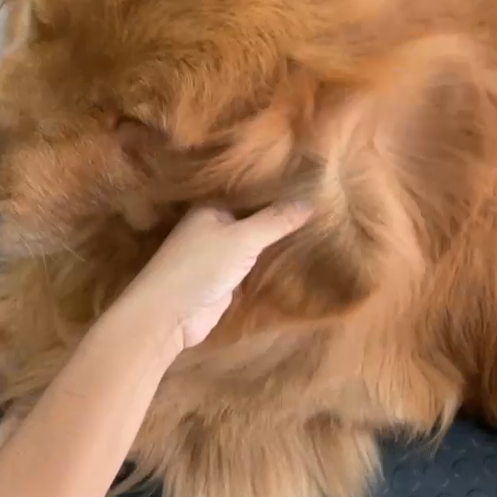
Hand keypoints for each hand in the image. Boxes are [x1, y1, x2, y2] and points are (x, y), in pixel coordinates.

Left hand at [109, 203, 312, 354]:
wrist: (168, 315)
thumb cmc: (199, 267)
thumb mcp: (242, 238)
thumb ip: (275, 220)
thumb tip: (311, 199)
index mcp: (211, 207)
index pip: (251, 191)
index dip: (279, 187)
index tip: (315, 182)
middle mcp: (214, 227)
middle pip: (255, 218)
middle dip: (284, 215)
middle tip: (328, 205)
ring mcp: (220, 254)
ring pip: (257, 243)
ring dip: (280, 241)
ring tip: (324, 228)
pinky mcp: (226, 280)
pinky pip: (255, 266)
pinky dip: (273, 263)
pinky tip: (302, 257)